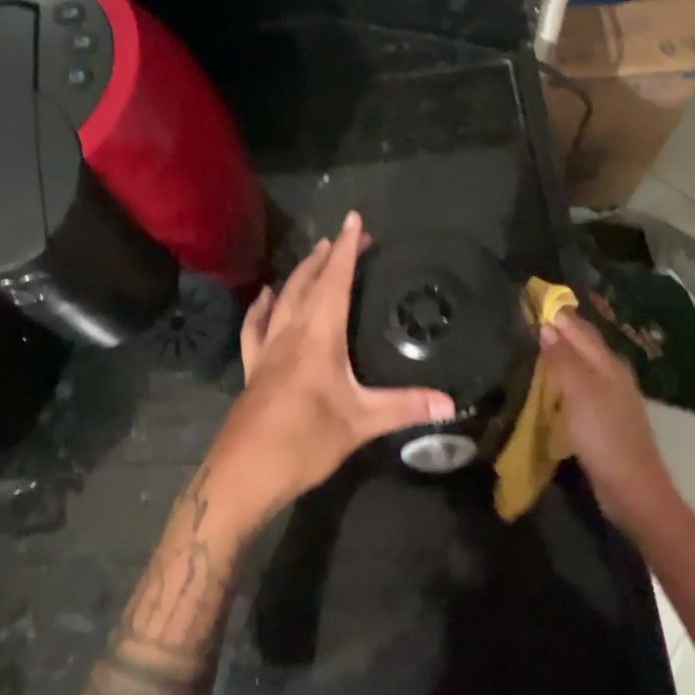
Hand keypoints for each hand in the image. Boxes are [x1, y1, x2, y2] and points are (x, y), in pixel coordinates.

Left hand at [204, 211, 455, 523]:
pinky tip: (265, 299)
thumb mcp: (361, 423)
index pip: (335, 281)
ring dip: (298, 274)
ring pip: (283, 299)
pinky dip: (263, 308)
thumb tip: (450, 403)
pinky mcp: (253, 370)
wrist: (244, 474)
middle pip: (307, 283)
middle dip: (326, 256)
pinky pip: (256, 327)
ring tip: (312, 257)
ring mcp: (267, 350)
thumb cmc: (305, 442)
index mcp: (318, 336)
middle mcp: (290, 333)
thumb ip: (405, 407)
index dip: (346, 249)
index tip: (354, 220)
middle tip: (344, 238)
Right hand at [540, 310, 677, 530]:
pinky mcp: (604, 421)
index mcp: (608, 364)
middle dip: (558, 330)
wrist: (633, 490)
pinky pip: (579, 389)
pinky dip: (563, 381)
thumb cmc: (605, 438)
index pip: (579, 328)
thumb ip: (564, 360)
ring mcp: (610, 399)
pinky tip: (548, 387)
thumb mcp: (581, 395)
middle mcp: (612, 375)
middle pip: (583, 344)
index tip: (530, 298)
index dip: (557, 313)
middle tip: (526, 319)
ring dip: (559, 355)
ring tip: (530, 348)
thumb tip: (547, 326)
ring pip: (581, 366)